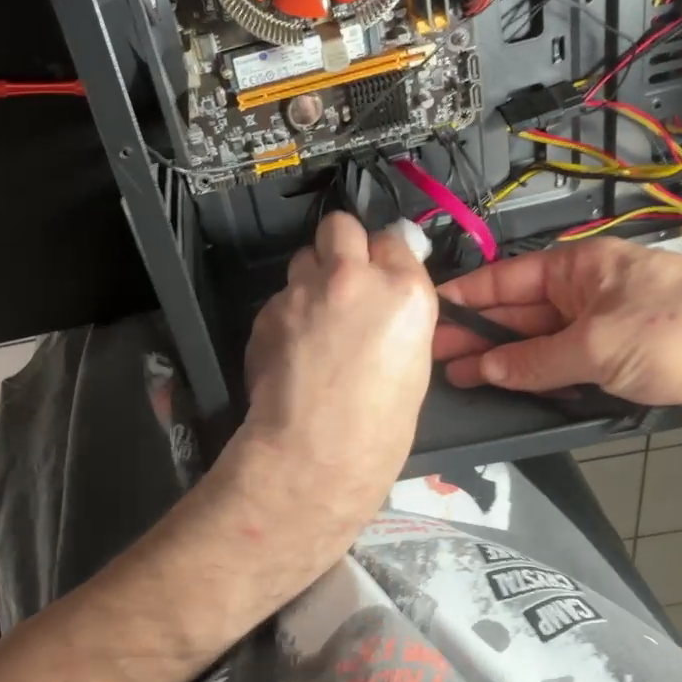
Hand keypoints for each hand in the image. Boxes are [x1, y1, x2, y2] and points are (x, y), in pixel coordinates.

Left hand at [241, 213, 438, 498]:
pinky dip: (286, 313)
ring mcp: (304, 290)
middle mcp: (353, 277)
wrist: (313, 455)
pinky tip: (291, 348)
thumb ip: (397, 309)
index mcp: (404, 290)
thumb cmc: (380, 426)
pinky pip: (280, 297)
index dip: (384, 257)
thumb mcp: (414, 361)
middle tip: (342, 278)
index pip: (393, 238)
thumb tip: (386, 287)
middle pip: (340, 226)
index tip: (380, 275)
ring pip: (303, 258)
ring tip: (314, 319)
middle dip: (340, 245)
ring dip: (310, 278)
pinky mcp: (267, 309)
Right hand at [433, 237, 681, 417]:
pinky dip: (542, 375)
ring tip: (460, 379)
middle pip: (519, 313)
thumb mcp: (598, 346)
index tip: (427, 315)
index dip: (464, 298)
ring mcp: (605, 325)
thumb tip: (483, 370)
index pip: (504, 279)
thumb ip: (535, 361)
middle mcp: (586, 291)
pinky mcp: (624, 356)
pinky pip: (569, 363)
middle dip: (479, 335)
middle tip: (434, 359)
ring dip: (506, 360)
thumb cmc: (681, 330)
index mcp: (577, 267)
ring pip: (542, 342)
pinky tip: (510, 389)